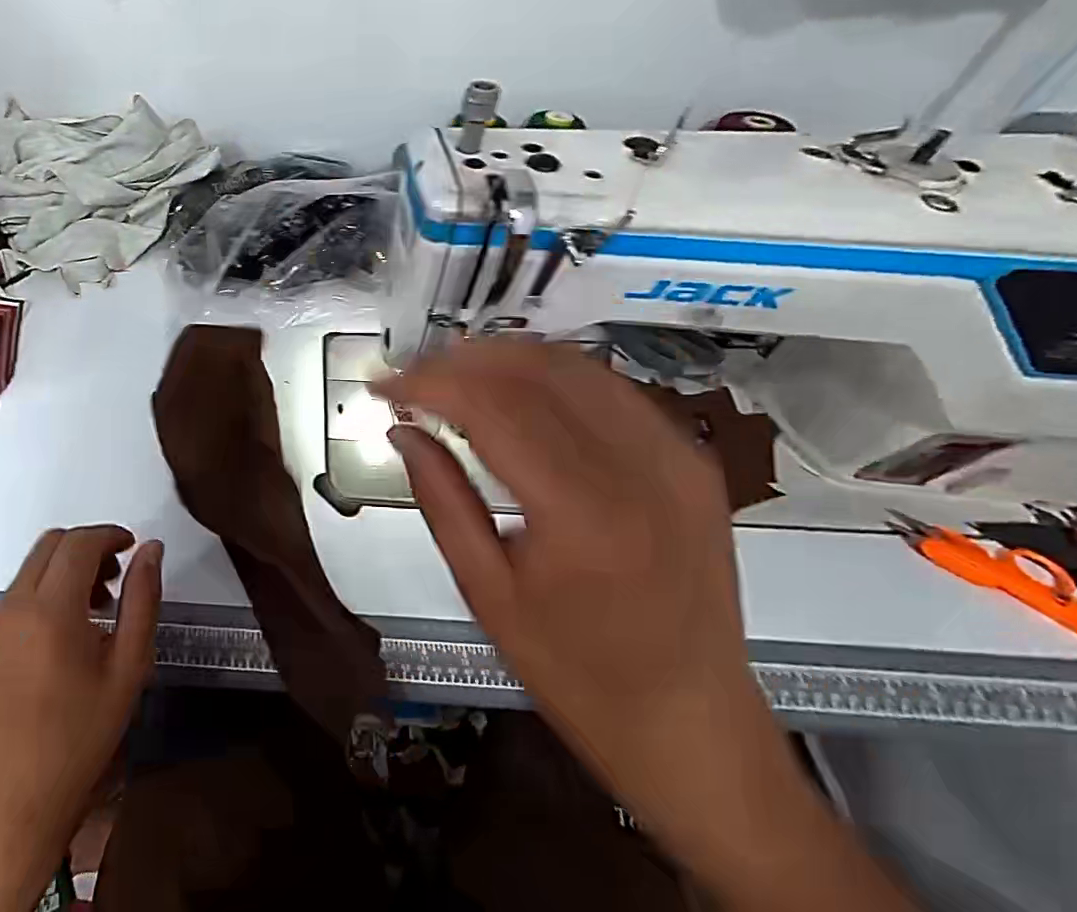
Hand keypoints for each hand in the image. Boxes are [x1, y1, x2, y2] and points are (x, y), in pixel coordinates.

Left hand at [0, 526, 161, 911]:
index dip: (109, 535)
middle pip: (48, 547)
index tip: (130, 547)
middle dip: (85, 549)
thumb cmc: (81, 737)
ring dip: (62, 576)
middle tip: (114, 579)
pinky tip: (56, 644)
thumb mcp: (129, 667)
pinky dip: (38, 603)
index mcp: (50, 612)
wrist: (14, 801)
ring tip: (91, 615)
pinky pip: (9, 605)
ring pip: (27, 574)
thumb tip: (150, 550)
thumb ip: (143, 598)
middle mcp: (9, 611)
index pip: (78, 543)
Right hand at [376, 340, 916, 910]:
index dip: (429, 383)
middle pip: (536, 371)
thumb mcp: (486, 592)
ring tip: (452, 373)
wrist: (688, 718)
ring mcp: (677, 456)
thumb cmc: (574, 672)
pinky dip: (554, 376)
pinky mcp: (693, 458)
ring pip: (577, 367)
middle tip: (412, 375)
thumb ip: (441, 498)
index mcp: (583, 512)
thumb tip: (402, 430)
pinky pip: (613, 391)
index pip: (493, 407)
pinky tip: (516, 389)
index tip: (383, 385)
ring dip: (506, 358)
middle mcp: (640, 467)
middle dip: (462, 361)